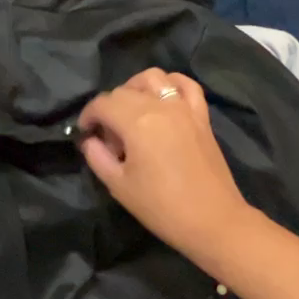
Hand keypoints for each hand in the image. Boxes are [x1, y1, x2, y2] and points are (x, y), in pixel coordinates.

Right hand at [77, 68, 256, 260]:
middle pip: (124, 91)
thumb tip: (90, 140)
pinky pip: (186, 86)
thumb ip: (97, 157)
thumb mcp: (119, 185)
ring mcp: (184, 108)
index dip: (88, 115)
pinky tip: (163, 98)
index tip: (85, 133)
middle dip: (109, 108)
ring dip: (136, 88)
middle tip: (108, 136)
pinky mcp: (201, 116)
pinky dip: (171, 84)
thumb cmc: (161, 207)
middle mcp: (160, 106)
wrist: (213, 221)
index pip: (103, 103)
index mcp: (136, 122)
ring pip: (154, 78)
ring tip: (132, 111)